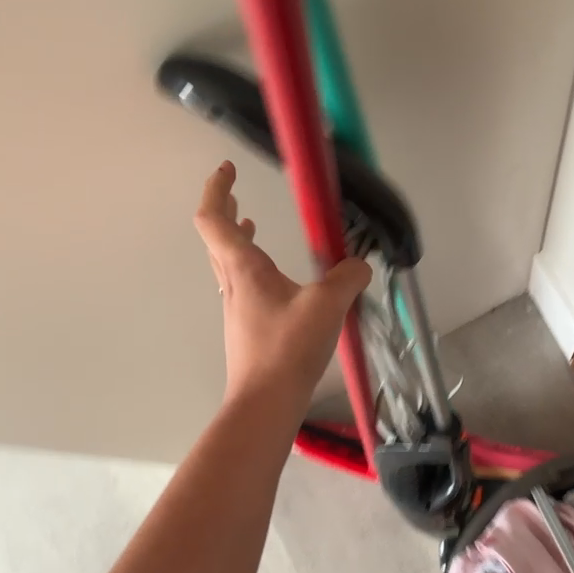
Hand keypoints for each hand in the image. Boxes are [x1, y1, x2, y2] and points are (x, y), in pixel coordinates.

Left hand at [194, 162, 371, 399]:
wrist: (266, 402)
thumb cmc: (288, 347)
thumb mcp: (327, 304)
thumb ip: (347, 278)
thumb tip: (359, 266)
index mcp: (244, 269)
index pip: (213, 219)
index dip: (217, 190)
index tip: (227, 170)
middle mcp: (233, 284)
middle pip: (216, 239)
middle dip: (225, 210)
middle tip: (237, 193)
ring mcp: (237, 309)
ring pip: (228, 263)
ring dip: (237, 240)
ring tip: (253, 226)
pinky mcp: (248, 330)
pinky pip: (243, 285)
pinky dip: (253, 268)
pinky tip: (279, 281)